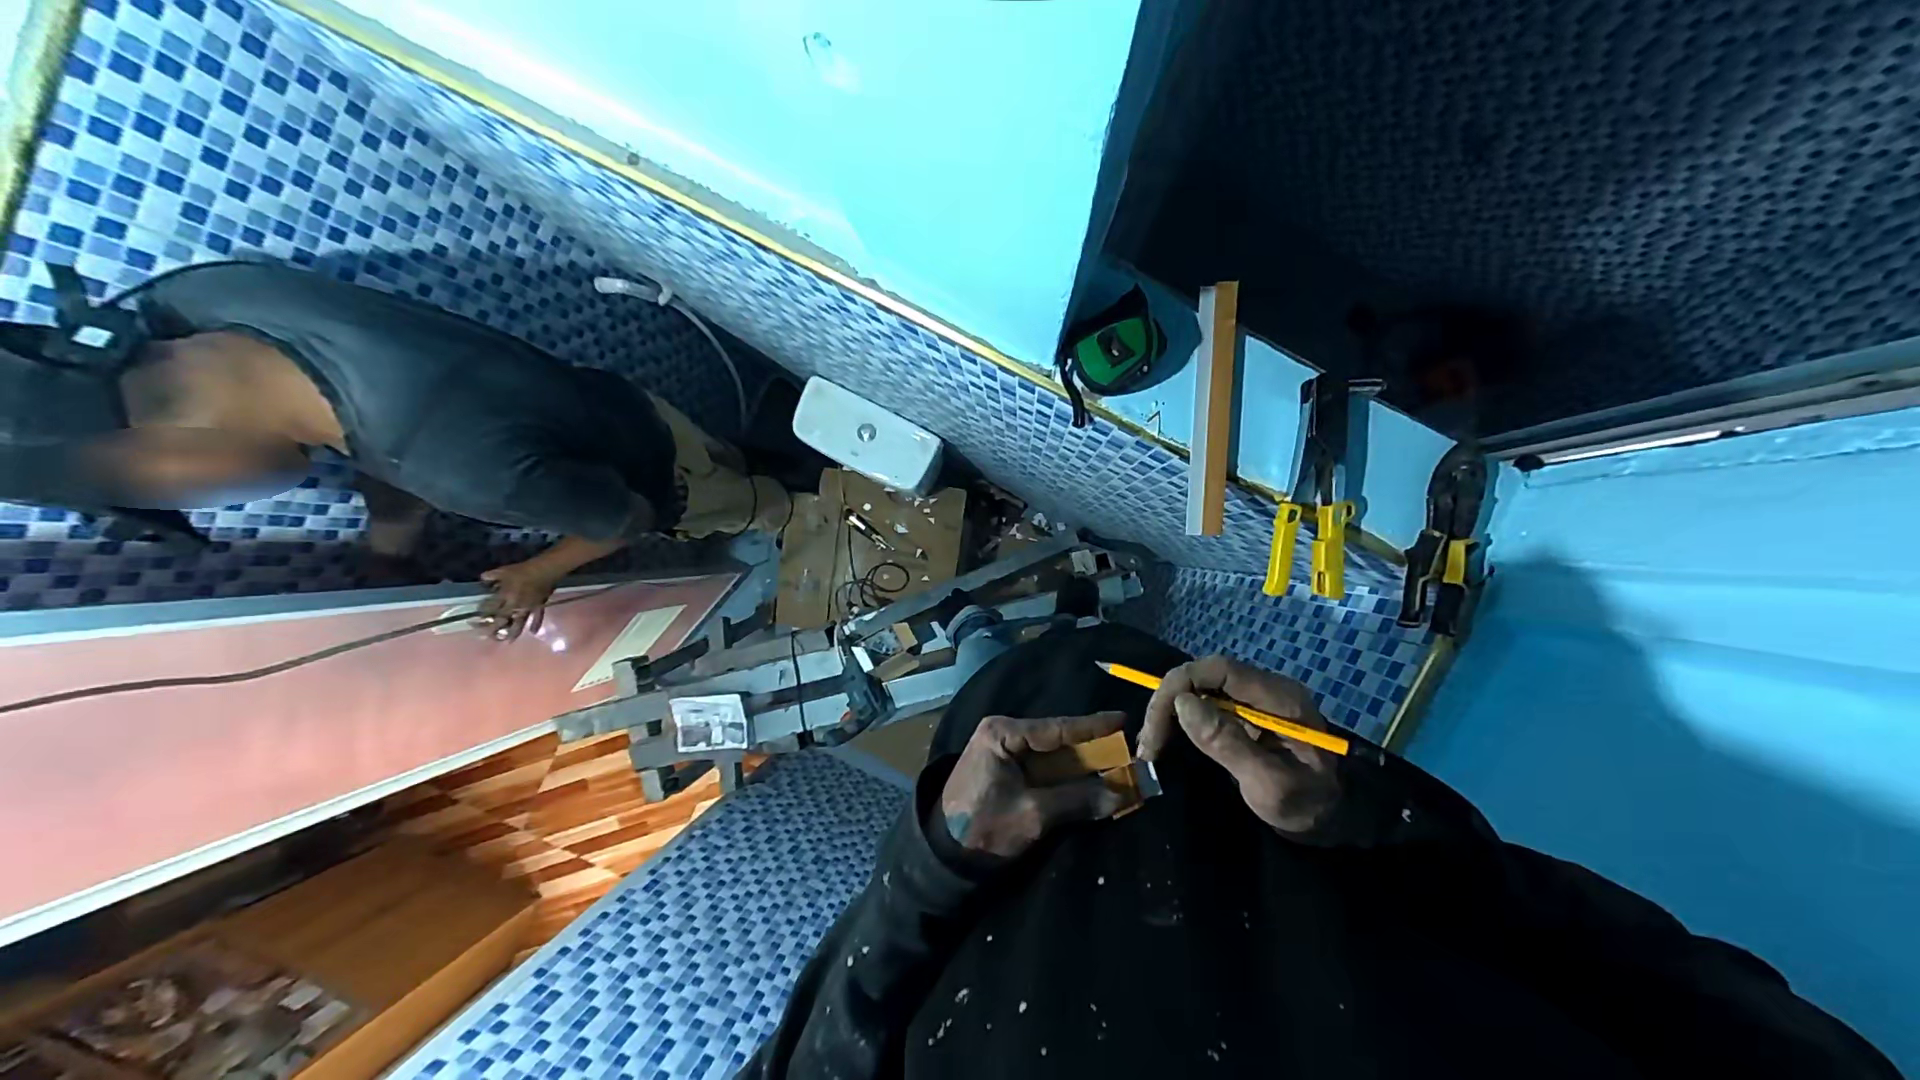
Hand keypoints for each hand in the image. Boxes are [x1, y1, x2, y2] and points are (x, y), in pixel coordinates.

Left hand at [477, 560, 559, 641]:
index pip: (490, 607)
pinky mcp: (539, 606)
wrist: (546, 569)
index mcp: (505, 596)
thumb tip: (483, 579)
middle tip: (485, 636)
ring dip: (512, 632)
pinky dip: (535, 625)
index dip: (482, 613)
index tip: (475, 618)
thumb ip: (492, 576)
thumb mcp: (504, 570)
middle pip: (502, 619)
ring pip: (519, 623)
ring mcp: (528, 608)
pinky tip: (532, 632)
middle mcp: (515, 605)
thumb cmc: (524, 570)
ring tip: (506, 641)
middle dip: (492, 628)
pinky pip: (537, 617)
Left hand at [940, 712, 1130, 859]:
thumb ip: (1076, 800)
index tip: (1123, 719)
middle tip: (1127, 748)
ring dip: (1080, 763)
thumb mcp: (1033, 814)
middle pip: (1056, 738)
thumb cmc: (983, 827)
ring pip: (1051, 753)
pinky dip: (1065, 774)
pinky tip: (1089, 779)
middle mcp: (1002, 733)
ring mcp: (1002, 749)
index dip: (1092, 727)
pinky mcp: (1004, 768)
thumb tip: (1120, 794)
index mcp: (1002, 733)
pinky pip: (1042, 766)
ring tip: (1116, 762)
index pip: (1056, 728)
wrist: (943, 854)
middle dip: (1091, 746)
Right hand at [1138, 655, 1342, 835]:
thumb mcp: (1270, 785)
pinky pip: (1202, 704)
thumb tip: (1183, 704)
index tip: (1158, 721)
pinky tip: (1164, 740)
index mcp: (1279, 697)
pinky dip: (1178, 720)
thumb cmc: (1307, 805)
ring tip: (1151, 745)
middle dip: (1168, 702)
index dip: (1181, 685)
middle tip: (1149, 742)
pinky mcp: (1242, 713)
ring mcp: (1253, 700)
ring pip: (1197, 689)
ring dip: (1168, 712)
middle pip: (1203, 676)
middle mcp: (1264, 688)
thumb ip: (1229, 744)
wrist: (1331, 822)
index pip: (1220, 669)